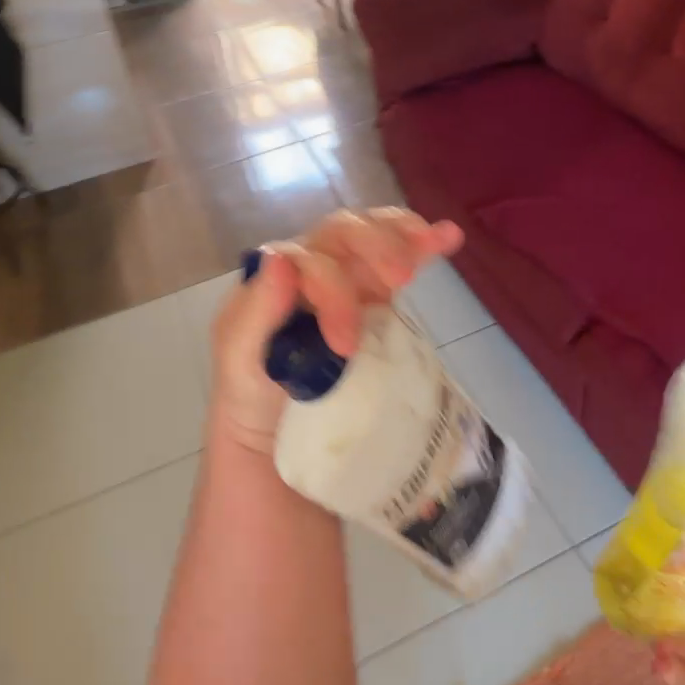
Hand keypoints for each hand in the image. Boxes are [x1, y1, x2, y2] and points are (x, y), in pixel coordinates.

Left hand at [209, 207, 463, 454]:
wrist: (280, 449)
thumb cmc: (252, 407)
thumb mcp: (237, 369)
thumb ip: (252, 318)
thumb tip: (279, 262)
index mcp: (276, 283)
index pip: (306, 261)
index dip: (331, 289)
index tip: (345, 344)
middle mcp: (311, 272)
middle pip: (343, 236)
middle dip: (374, 247)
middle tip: (400, 277)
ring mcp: (347, 282)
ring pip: (373, 237)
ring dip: (401, 235)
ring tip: (431, 241)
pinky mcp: (377, 298)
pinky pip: (399, 259)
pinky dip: (423, 243)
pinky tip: (448, 237)